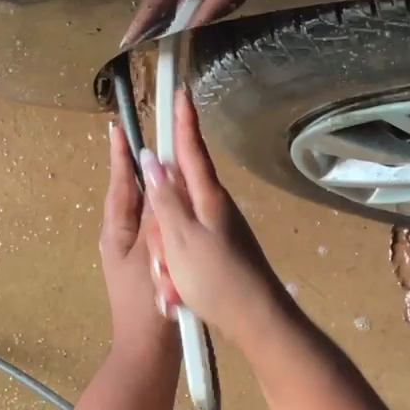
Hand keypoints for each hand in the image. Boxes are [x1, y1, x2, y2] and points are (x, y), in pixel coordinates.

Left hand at [98, 123, 176, 361]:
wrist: (147, 354)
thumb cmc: (145, 303)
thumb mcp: (152, 254)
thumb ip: (158, 215)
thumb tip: (162, 175)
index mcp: (116, 232)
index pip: (120, 183)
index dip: (120, 155)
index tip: (118, 126)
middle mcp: (121, 239)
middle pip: (133, 195)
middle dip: (143, 169)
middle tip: (157, 140)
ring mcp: (134, 256)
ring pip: (148, 213)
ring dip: (159, 191)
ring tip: (175, 167)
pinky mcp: (150, 269)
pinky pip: (159, 232)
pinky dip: (170, 215)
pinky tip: (186, 212)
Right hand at [138, 89, 289, 345]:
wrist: (257, 319)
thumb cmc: (216, 278)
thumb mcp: (180, 238)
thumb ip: (165, 200)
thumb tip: (152, 160)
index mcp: (209, 197)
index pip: (191, 149)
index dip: (183, 121)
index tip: (180, 90)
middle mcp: (217, 207)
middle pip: (178, 192)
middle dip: (161, 218)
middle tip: (163, 257)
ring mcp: (221, 229)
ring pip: (178, 227)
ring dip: (168, 257)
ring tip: (172, 286)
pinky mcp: (220, 251)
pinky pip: (187, 250)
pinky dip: (177, 271)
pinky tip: (177, 294)